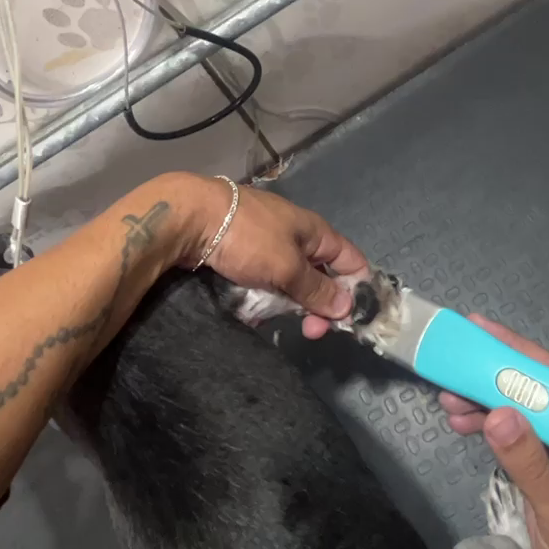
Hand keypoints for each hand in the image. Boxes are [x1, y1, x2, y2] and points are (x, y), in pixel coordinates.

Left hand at [163, 173, 367, 334]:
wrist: (191, 217)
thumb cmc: (246, 237)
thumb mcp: (286, 266)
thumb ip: (317, 289)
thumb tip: (348, 306)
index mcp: (315, 231)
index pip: (352, 262)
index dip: (356, 291)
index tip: (347, 322)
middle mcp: (296, 236)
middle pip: (321, 277)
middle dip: (318, 306)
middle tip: (308, 331)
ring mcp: (269, 244)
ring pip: (290, 282)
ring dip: (285, 304)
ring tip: (270, 317)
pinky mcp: (245, 254)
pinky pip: (264, 281)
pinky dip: (262, 296)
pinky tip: (251, 311)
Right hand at [439, 317, 548, 548]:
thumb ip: (533, 465)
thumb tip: (498, 412)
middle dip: (515, 359)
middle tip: (475, 334)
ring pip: (528, 399)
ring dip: (489, 390)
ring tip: (450, 389)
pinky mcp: (540, 457)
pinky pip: (512, 424)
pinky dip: (484, 417)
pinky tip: (457, 417)